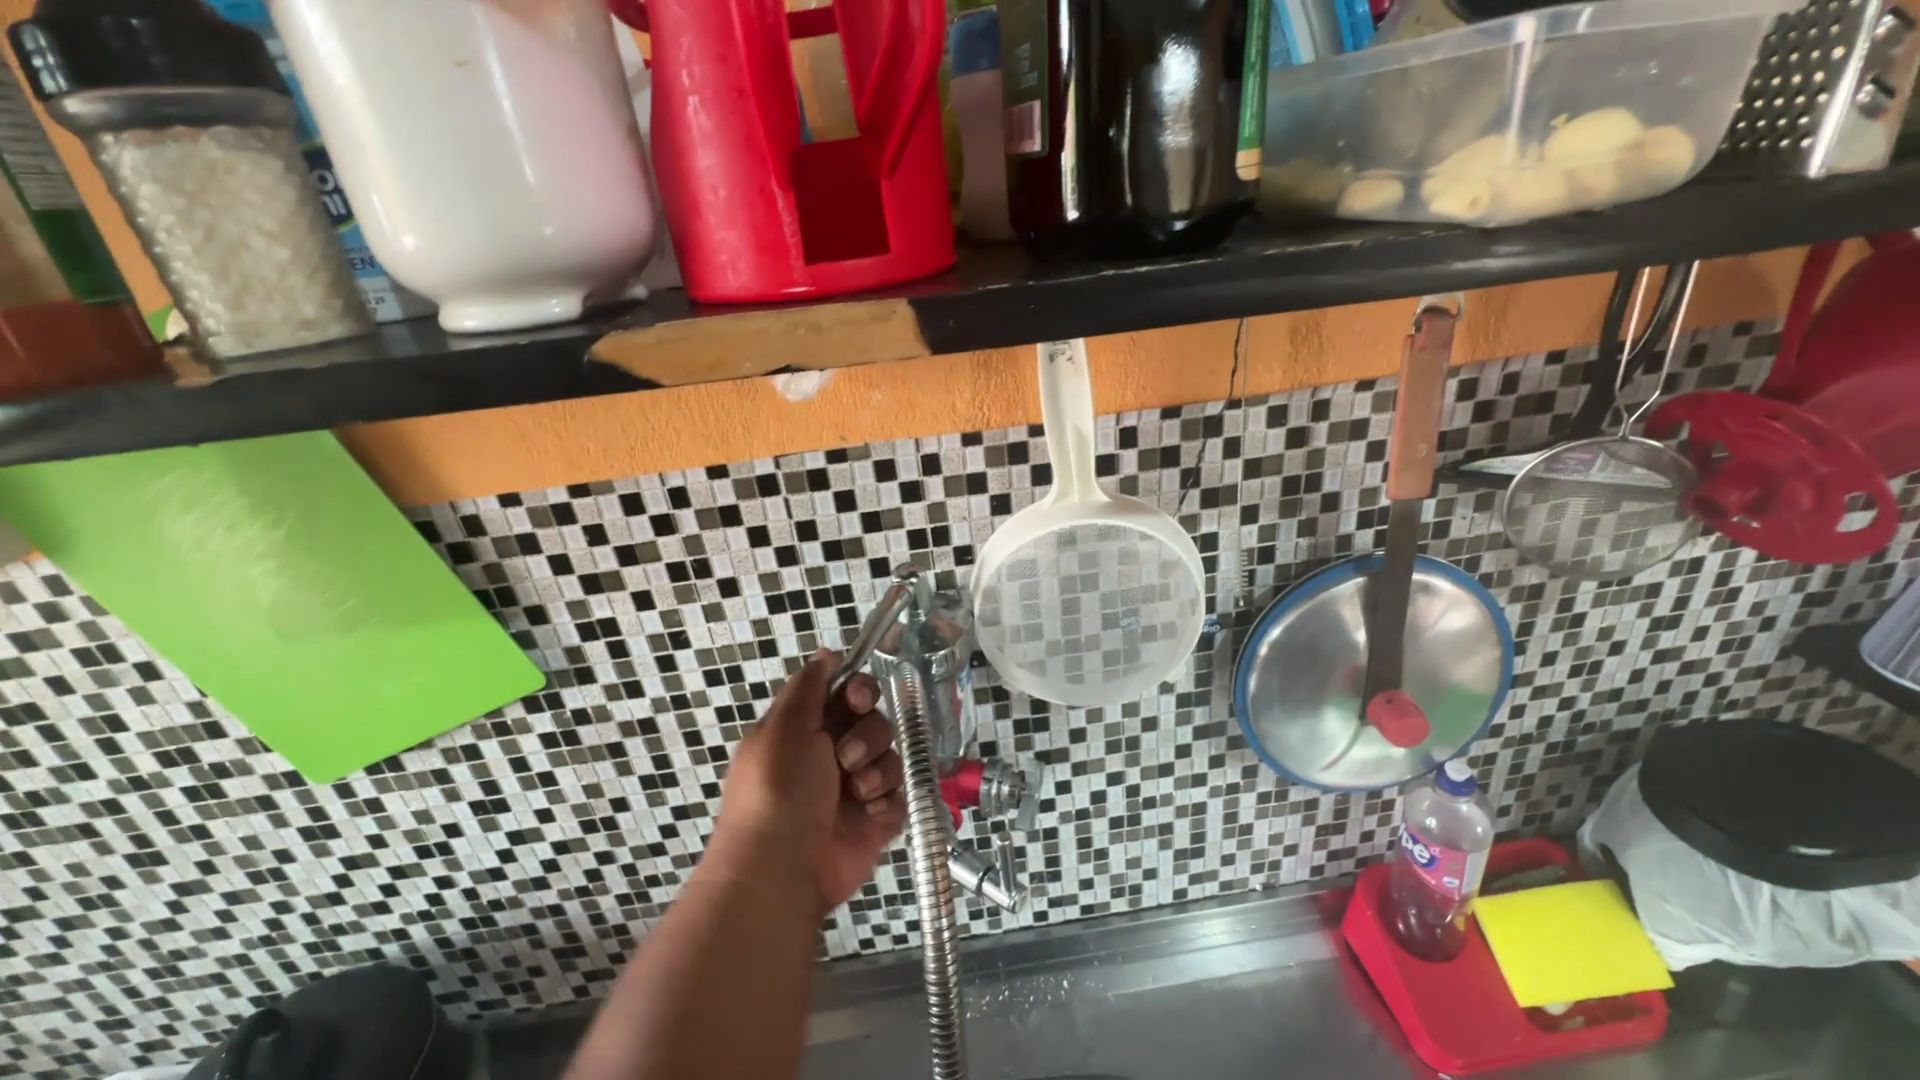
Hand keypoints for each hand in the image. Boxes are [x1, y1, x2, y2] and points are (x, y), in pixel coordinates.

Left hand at [712, 650, 907, 915]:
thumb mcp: (783, 728)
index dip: (860, 692)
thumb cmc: (776, 790)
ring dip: (877, 771)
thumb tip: (826, 654)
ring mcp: (855, 791)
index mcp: (805, 731)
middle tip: (846, 758)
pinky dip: (887, 802)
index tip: (858, 700)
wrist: (781, 867)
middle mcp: (832, 756)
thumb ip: (808, 687)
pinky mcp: (875, 822)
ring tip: (857, 792)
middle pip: (875, 723)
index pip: (846, 695)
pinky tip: (869, 814)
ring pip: (891, 758)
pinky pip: (900, 796)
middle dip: (868, 736)